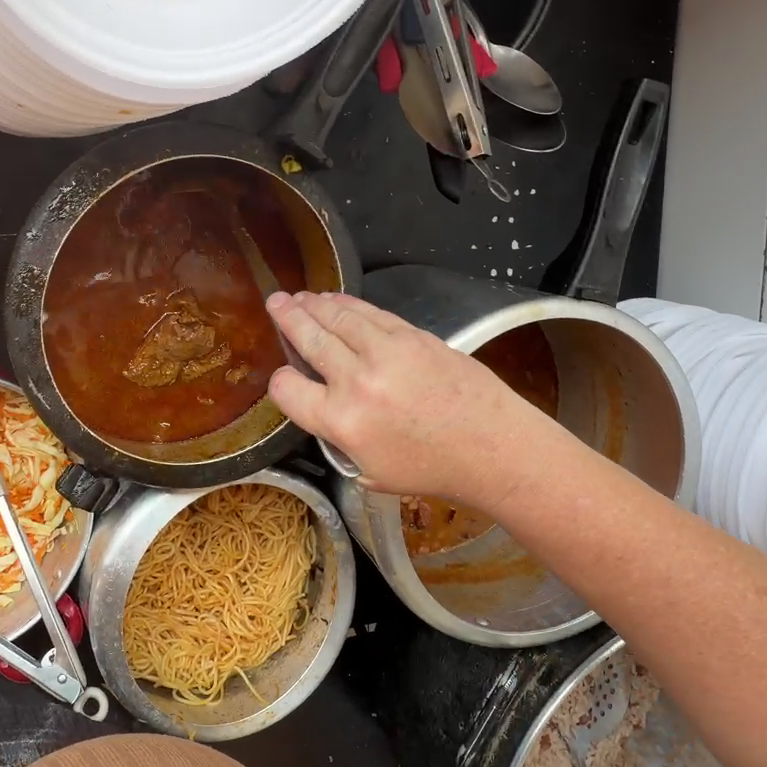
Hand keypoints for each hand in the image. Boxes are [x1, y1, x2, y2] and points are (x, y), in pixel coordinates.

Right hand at [264, 291, 575, 507]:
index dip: (280, 383)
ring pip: (338, 317)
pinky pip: (369, 313)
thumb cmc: (431, 468)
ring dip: (314, 304)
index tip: (285, 378)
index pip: (288, 389)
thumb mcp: (369, 470)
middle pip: (310, 339)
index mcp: (341, 421)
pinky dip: (347, 304)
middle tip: (275, 302)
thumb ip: (338, 437)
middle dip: (288, 318)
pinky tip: (335, 300)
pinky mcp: (411, 335)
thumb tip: (323, 404)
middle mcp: (357, 381)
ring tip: (299, 296)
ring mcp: (386, 353)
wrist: (492, 446)